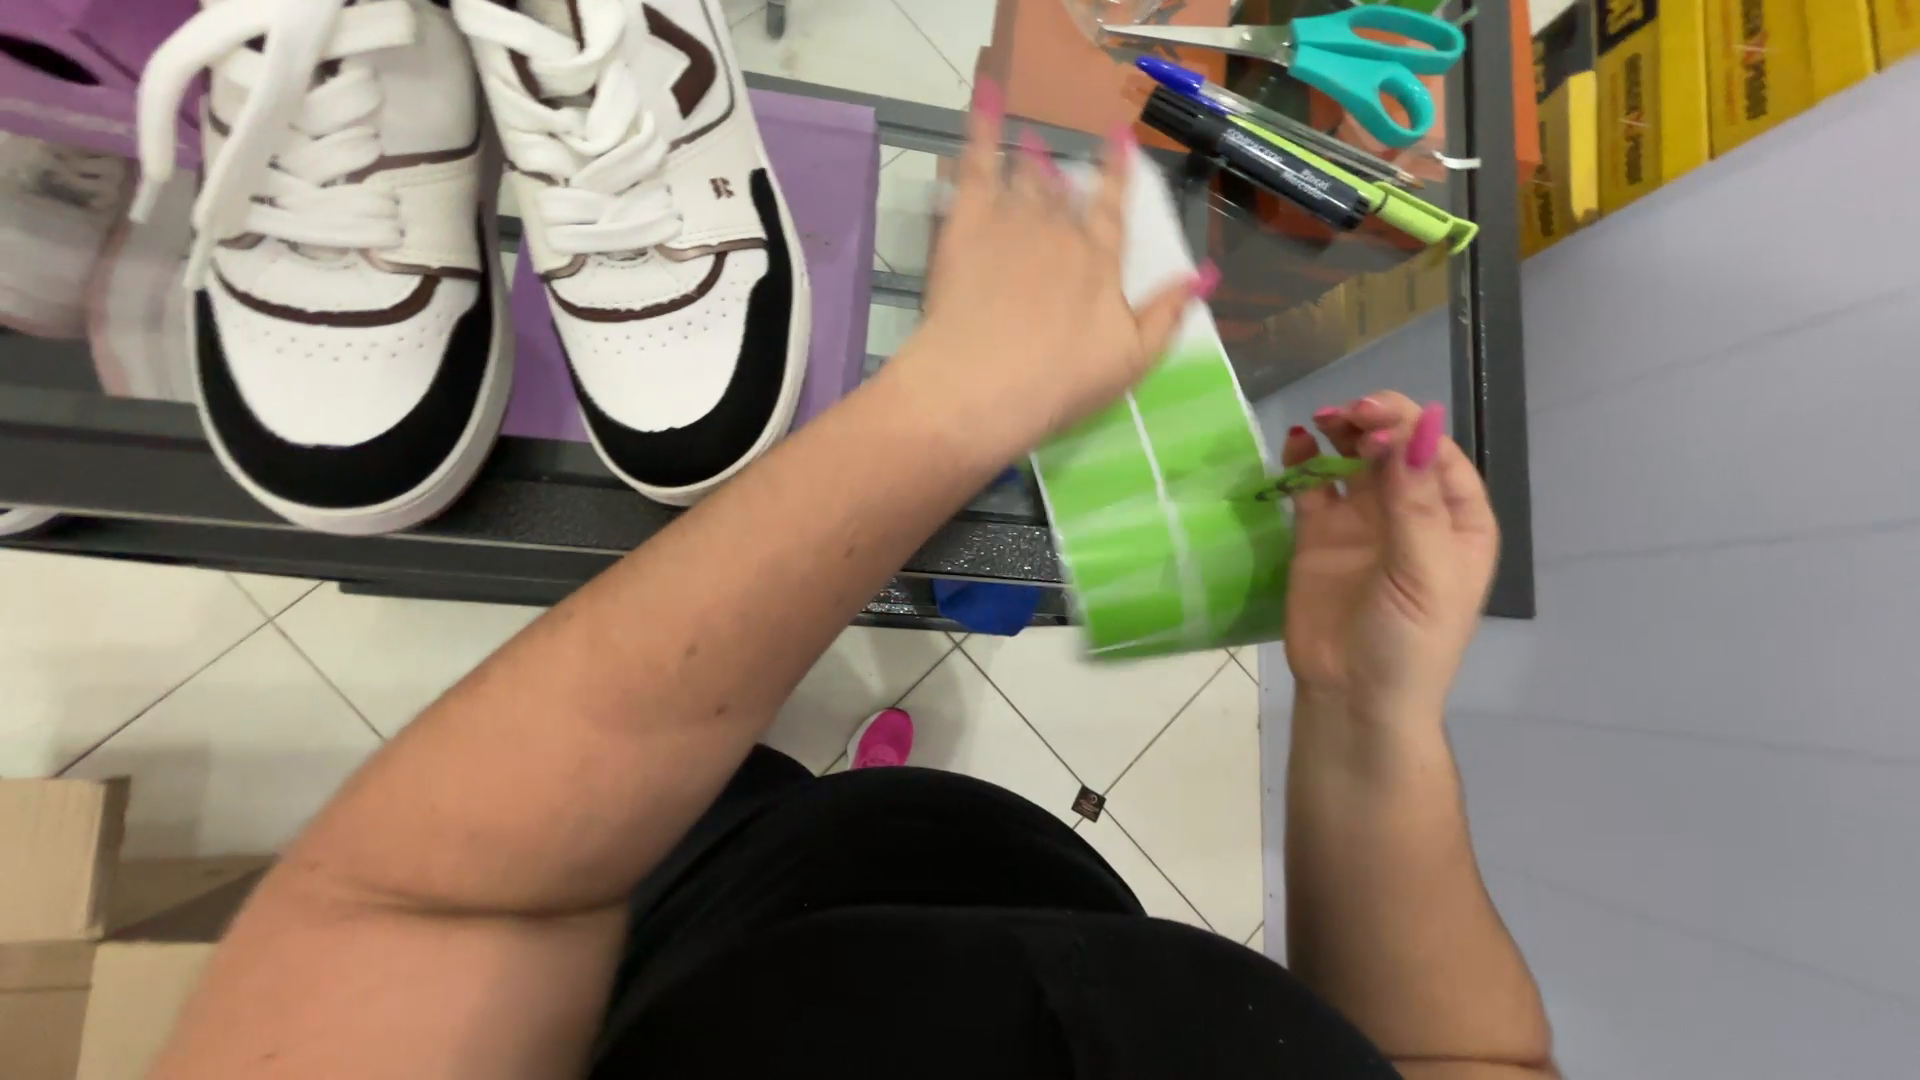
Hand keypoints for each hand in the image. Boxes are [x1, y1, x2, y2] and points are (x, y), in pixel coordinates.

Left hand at [889, 79, 1212, 452]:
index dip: (1119, 173)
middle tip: (1061, 166)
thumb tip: (1206, 274)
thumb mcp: (1129, 360)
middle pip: (1066, 196)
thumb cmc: (1059, 384)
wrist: (982, 387)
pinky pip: (977, 164)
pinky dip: (982, 128)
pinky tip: (986, 97)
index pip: (1114, 208)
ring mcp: (1014, 221)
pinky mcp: (967, 223)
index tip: (1120, 138)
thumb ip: (1167, 314)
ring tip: (1033, 146)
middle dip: (1067, 180)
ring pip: (1026, 179)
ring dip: (1032, 161)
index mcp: (1100, 262)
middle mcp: (1061, 231)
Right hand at [1281, 393, 1498, 718]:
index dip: (1407, 432)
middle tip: (1343, 415)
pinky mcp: (1318, 535)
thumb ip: (1414, 502)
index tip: (1372, 424)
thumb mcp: (1423, 572)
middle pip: (1393, 450)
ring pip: (1353, 461)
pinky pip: (1313, 488)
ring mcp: (1361, 522)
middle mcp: (1411, 513)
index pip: (1435, 456)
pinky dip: (1304, 463)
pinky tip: (1296, 446)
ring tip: (1318, 422)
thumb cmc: (1407, 641)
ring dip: (1339, 435)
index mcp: (1456, 521)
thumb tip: (1412, 429)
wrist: (1352, 693)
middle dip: (1372, 424)